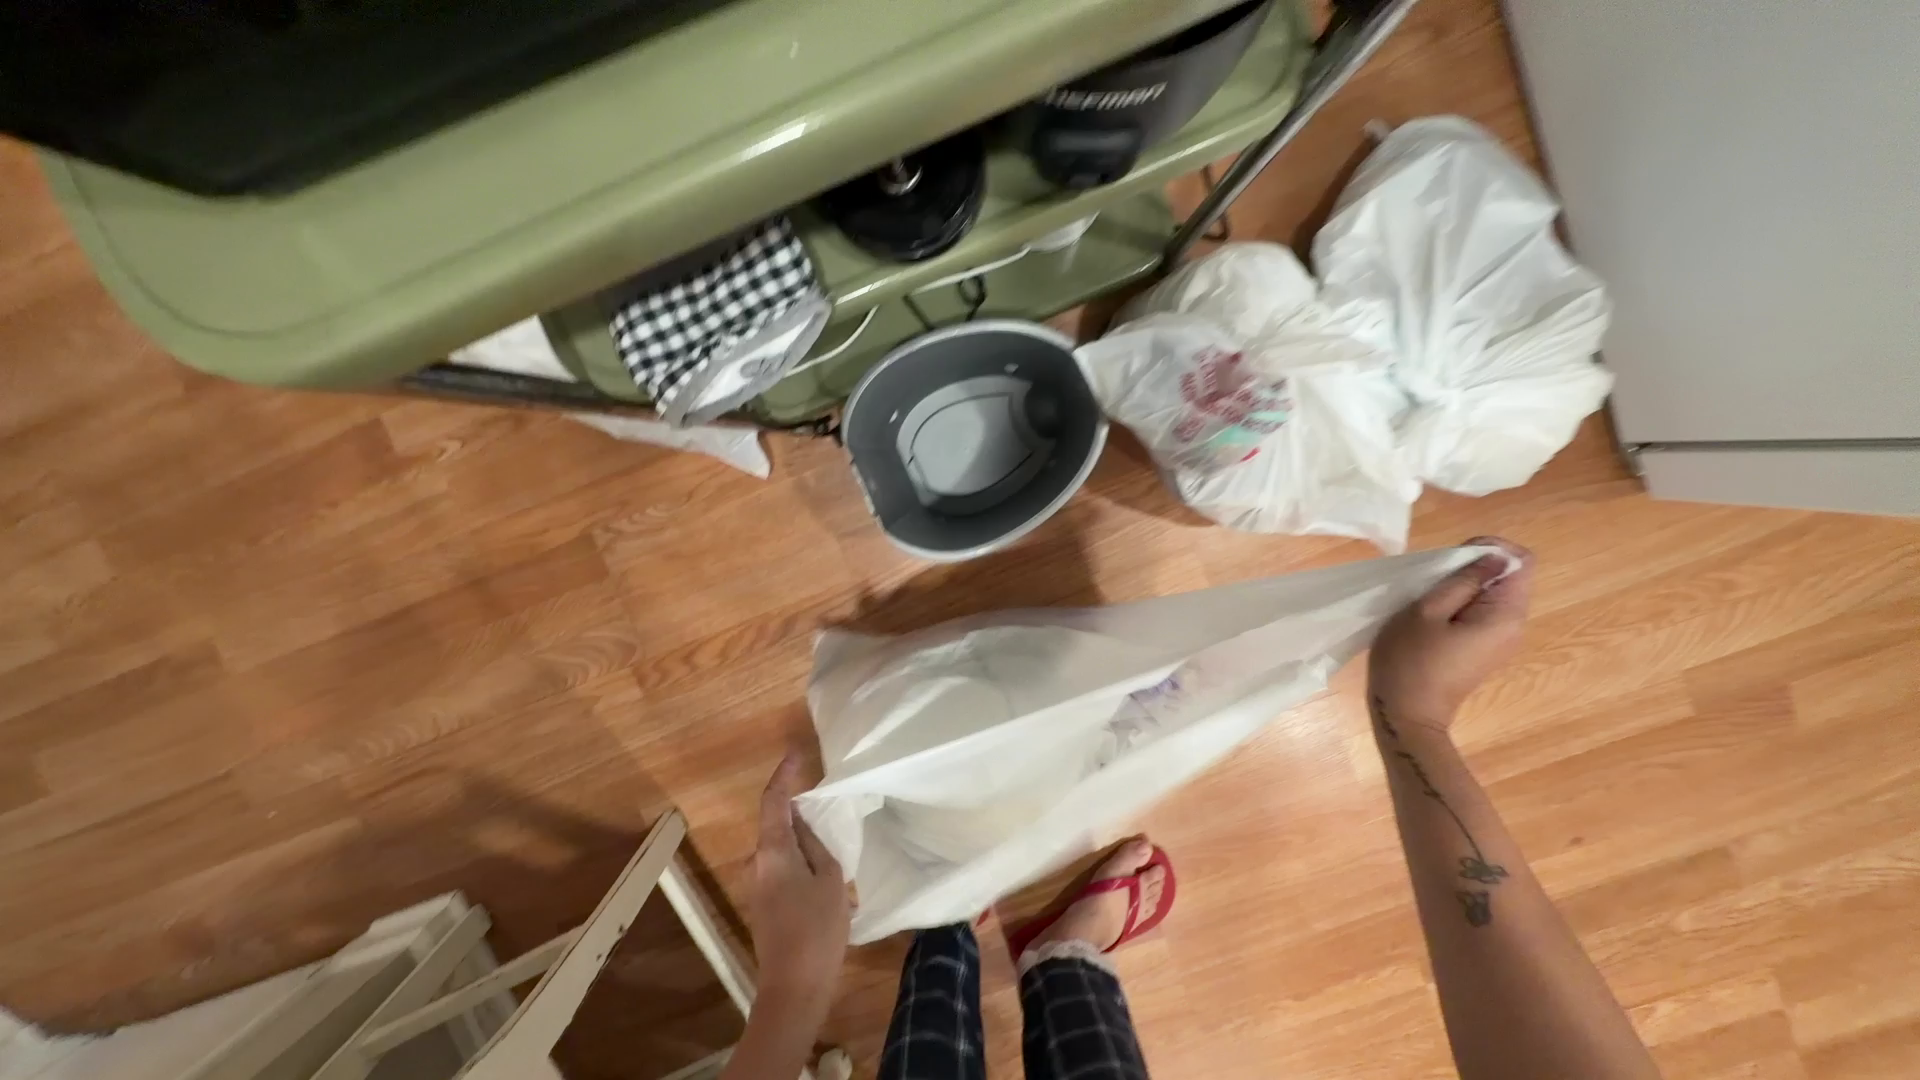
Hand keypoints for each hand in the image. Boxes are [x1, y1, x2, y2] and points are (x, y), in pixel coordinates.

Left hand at [749, 753, 850, 1001]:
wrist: (793, 988)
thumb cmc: (817, 929)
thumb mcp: (829, 879)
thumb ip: (816, 845)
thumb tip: (804, 824)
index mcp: (773, 851)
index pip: (774, 801)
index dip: (784, 775)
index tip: (796, 754)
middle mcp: (757, 863)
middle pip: (777, 825)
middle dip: (801, 813)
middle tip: (829, 808)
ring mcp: (757, 886)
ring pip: (782, 849)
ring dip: (804, 842)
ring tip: (834, 848)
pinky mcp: (764, 904)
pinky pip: (782, 868)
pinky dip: (801, 862)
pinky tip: (825, 876)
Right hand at [1368, 537, 1533, 734]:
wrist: (1406, 713)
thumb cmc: (1410, 660)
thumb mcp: (1426, 611)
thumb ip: (1461, 580)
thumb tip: (1491, 557)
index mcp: (1506, 614)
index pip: (1521, 561)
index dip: (1491, 548)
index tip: (1453, 555)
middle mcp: (1514, 626)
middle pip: (1507, 577)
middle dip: (1472, 567)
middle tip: (1431, 576)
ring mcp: (1501, 640)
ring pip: (1492, 595)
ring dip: (1462, 586)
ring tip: (1426, 595)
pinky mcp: (1484, 649)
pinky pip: (1481, 613)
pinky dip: (1459, 604)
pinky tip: (1430, 616)